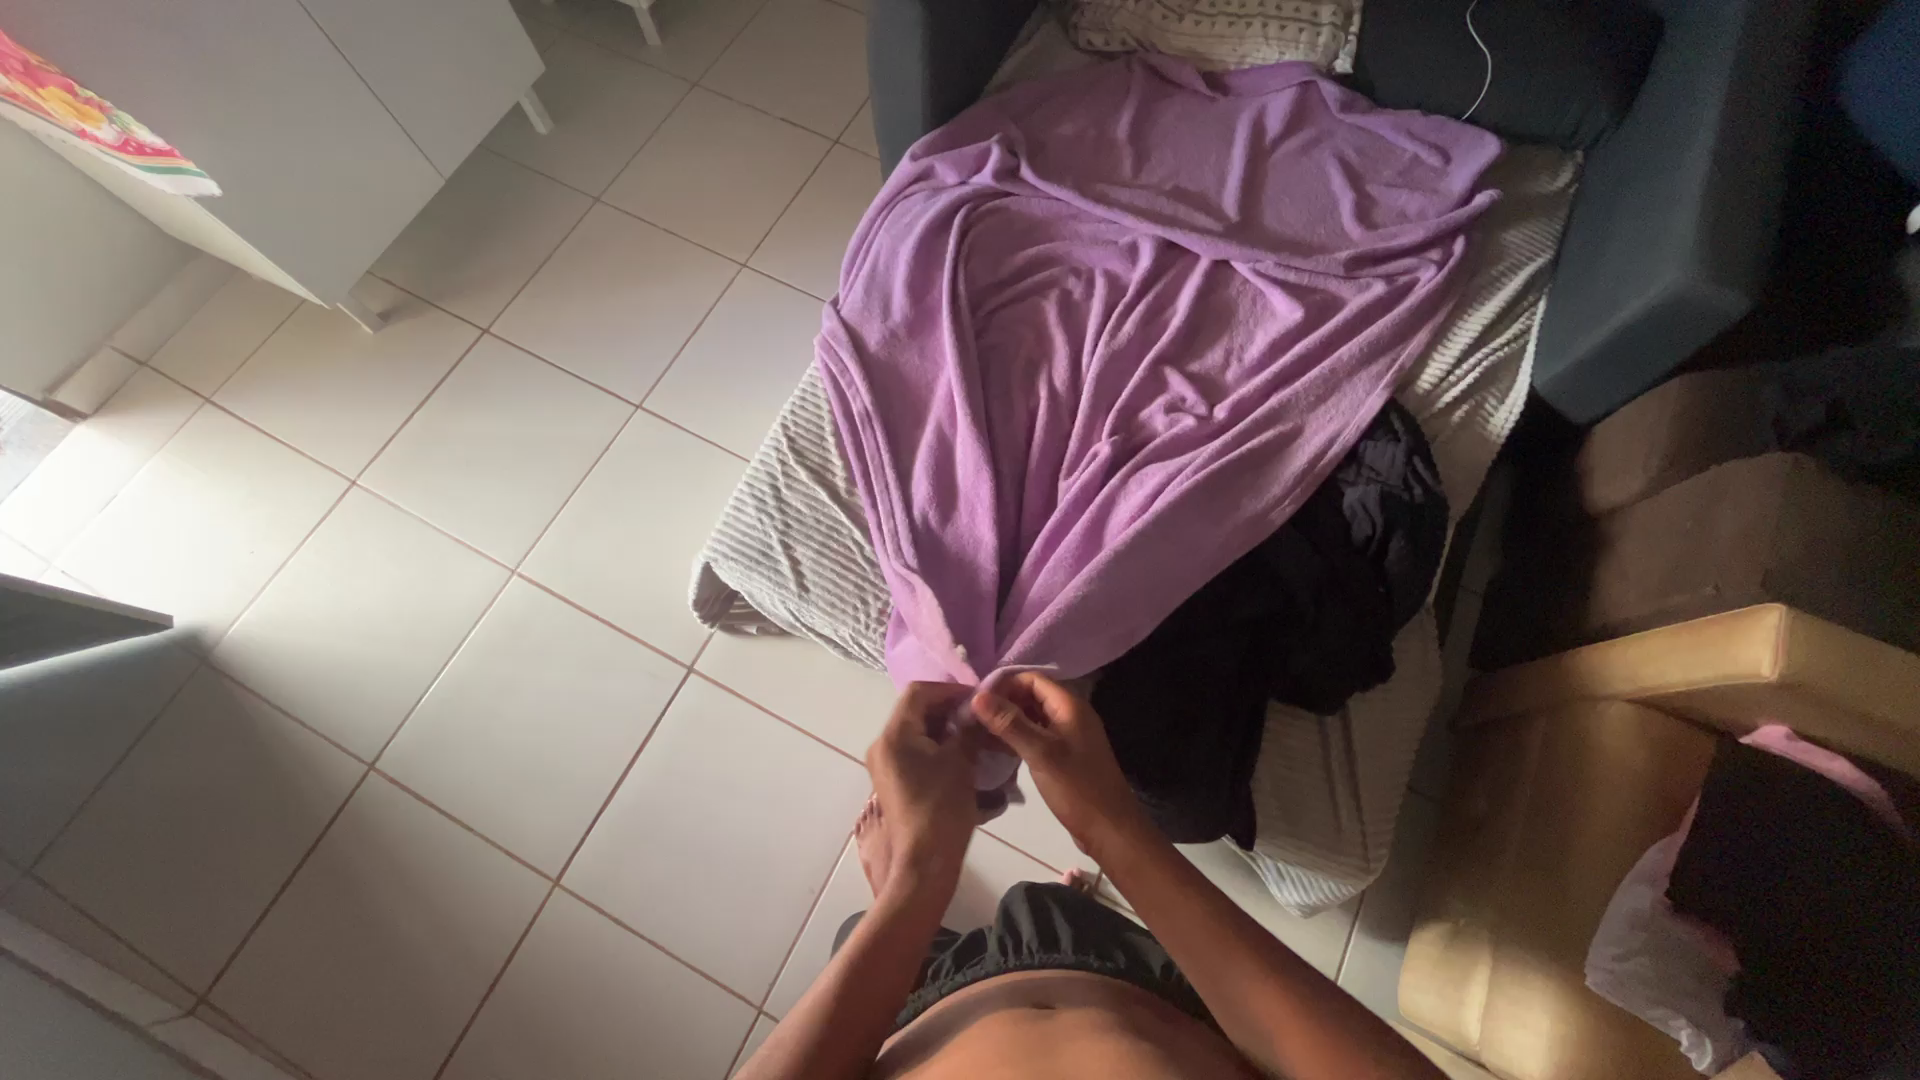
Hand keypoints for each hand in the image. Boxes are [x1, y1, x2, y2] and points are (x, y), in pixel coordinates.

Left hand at [864, 682, 982, 894]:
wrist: (924, 862)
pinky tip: (961, 757)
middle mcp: (882, 745)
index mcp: (894, 734)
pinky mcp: (892, 782)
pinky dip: (936, 747)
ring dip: (945, 729)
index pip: (919, 692)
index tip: (978, 699)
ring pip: (915, 732)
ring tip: (975, 737)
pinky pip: (914, 752)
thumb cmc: (942, 807)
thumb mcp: (961, 761)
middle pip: (915, 711)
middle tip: (979, 718)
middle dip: (948, 710)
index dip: (950, 690)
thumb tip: (977, 711)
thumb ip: (968, 729)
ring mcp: (884, 765)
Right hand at [971, 673, 1151, 862]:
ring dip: (1009, 721)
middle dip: (1004, 702)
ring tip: (978, 732)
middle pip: (1032, 695)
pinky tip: (996, 749)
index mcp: (1070, 705)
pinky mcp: (1065, 755)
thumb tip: (977, 696)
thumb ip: (1009, 723)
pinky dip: (1018, 738)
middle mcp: (1071, 714)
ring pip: (1034, 717)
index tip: (977, 700)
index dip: (1004, 685)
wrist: (1110, 830)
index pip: (1032, 679)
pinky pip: (1038, 736)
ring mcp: (1069, 736)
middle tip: (973, 717)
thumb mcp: (1040, 753)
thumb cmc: (1077, 788)